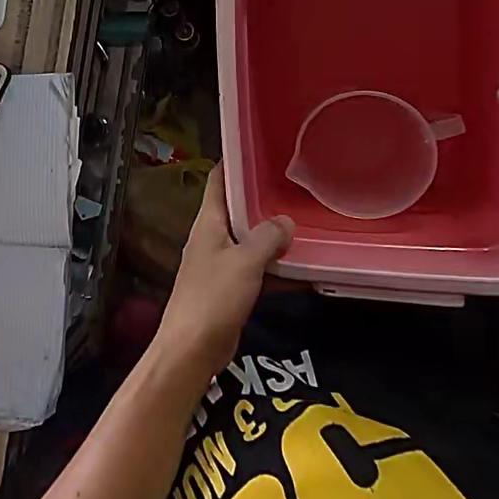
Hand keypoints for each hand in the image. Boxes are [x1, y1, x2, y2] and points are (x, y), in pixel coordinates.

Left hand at [158, 166, 293, 374]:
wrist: (192, 350)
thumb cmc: (213, 297)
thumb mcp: (245, 261)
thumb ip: (268, 237)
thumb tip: (286, 221)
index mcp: (208, 223)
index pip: (218, 180)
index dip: (235, 162)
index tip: (261, 148)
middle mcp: (212, 238)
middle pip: (238, 209)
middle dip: (264, 198)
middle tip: (296, 184)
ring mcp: (220, 264)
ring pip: (250, 241)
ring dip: (273, 235)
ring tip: (306, 220)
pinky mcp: (231, 289)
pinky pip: (257, 269)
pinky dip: (276, 267)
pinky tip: (304, 268)